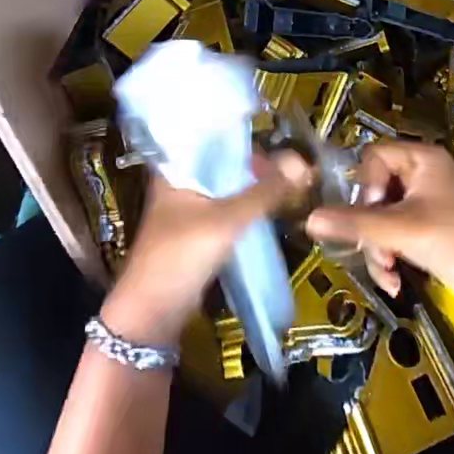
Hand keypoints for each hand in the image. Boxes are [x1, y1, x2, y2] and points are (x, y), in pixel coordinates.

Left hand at [101, 151, 311, 348]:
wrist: (152, 314)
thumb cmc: (181, 255)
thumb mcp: (226, 221)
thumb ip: (263, 193)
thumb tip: (301, 164)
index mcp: (176, 168)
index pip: (213, 139)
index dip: (247, 140)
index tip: (280, 145)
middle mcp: (180, 182)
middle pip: (224, 164)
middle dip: (256, 166)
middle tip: (293, 169)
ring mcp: (188, 209)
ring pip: (228, 189)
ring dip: (255, 188)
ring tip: (291, 184)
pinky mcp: (198, 233)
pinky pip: (228, 211)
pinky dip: (248, 209)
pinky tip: (273, 208)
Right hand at [305, 141, 453, 298]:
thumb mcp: (402, 231)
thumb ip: (355, 225)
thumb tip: (309, 220)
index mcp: (419, 158)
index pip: (371, 157)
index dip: (365, 185)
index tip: (370, 213)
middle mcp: (419, 173)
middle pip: (372, 191)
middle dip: (369, 228)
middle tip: (373, 250)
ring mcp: (423, 201)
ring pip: (379, 217)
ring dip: (377, 247)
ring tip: (387, 272)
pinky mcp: (425, 227)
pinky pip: (393, 232)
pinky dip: (390, 255)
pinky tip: (394, 281)